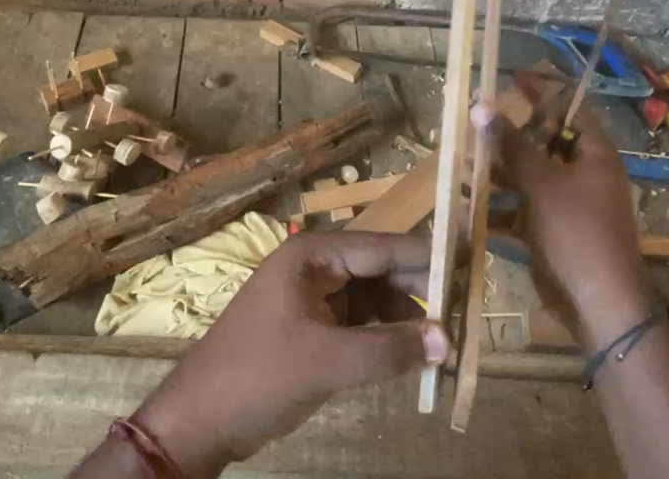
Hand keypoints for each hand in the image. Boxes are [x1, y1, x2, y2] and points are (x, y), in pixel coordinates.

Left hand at [130, 230, 446, 474]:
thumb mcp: (324, 363)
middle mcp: (316, 267)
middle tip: (467, 312)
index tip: (471, 265)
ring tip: (447, 340)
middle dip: (421, 293)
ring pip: (375, 299)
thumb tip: (448, 341)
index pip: (383, 248)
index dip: (428, 259)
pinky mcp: (313, 328)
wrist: (197, 421)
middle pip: (381, 271)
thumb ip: (386, 351)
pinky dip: (386, 338)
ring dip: (407, 320)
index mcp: (313, 255)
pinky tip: (413, 356)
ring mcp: (314, 297)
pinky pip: (361, 324)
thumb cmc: (255, 376)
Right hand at [478, 102, 654, 349]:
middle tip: (478, 121)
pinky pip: (524, 206)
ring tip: (465, 160)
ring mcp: (569, 203)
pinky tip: (470, 202)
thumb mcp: (543, 185)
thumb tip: (481, 106)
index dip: (544, 89)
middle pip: (546, 140)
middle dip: (512, 132)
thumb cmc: (578, 234)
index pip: (571, 106)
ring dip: (500, 169)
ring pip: (530, 174)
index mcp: (595, 154)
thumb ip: (512, 146)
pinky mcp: (553, 230)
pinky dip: (500, 203)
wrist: (600, 305)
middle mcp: (584, 173)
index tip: (512, 75)